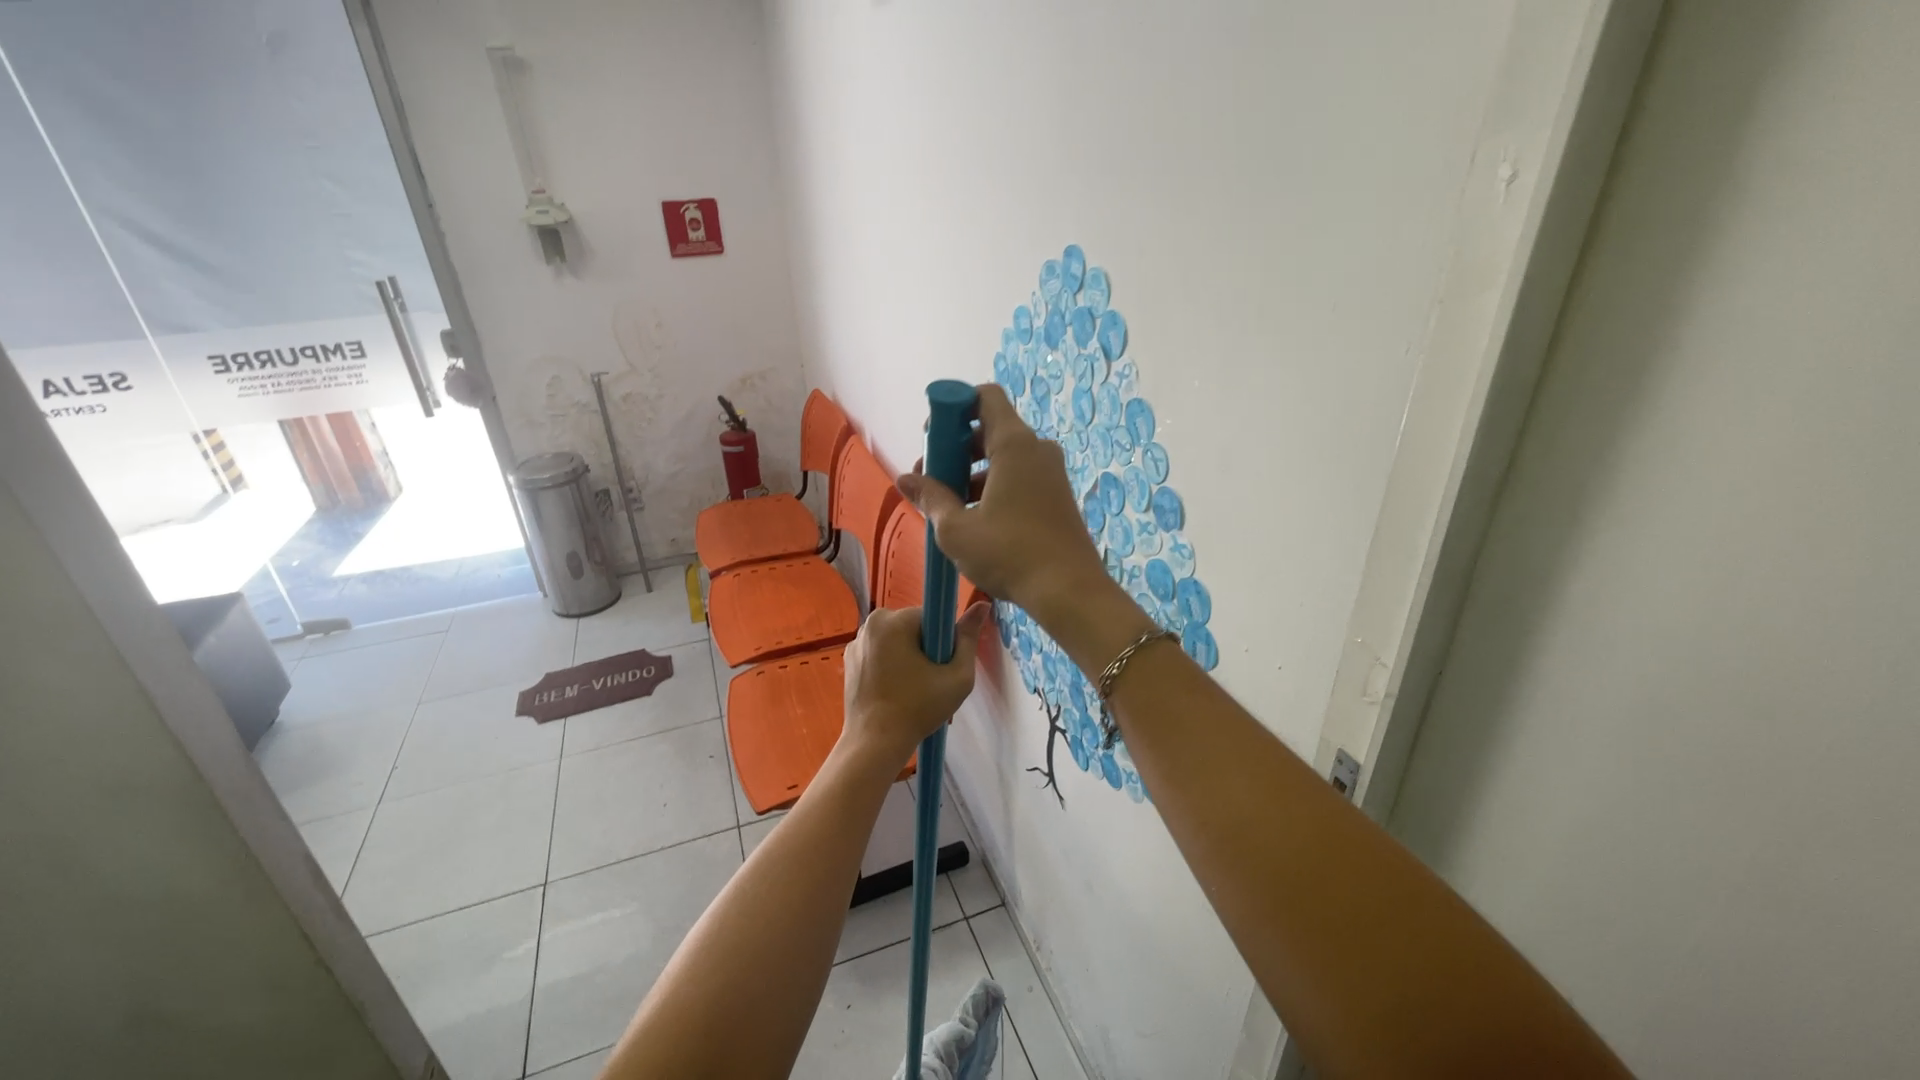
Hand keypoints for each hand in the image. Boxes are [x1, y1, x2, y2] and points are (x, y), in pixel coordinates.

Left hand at [841, 603, 991, 761]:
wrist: (876, 742)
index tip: (941, 667)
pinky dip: (890, 666)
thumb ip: (969, 639)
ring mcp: (856, 642)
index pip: (932, 618)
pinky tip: (894, 691)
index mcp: (894, 620)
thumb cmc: (919, 708)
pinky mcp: (849, 660)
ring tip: (911, 690)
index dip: (944, 642)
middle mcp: (871, 623)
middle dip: (924, 648)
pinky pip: (880, 653)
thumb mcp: (957, 676)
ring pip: (896, 640)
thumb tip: (982, 605)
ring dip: (907, 657)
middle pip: (913, 627)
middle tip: (929, 682)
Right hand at [896, 384, 1110, 621]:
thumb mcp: (956, 528)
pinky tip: (975, 521)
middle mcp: (1037, 449)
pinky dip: (994, 487)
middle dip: (956, 448)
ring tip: (948, 508)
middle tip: (932, 480)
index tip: (934, 438)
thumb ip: (930, 498)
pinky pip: (1019, 477)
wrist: (1069, 591)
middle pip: (990, 429)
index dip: (954, 406)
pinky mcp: (1056, 497)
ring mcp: (1051, 473)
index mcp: (1014, 444)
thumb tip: (905, 480)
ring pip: (1003, 457)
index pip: (985, 396)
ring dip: (972, 473)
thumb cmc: (1009, 553)